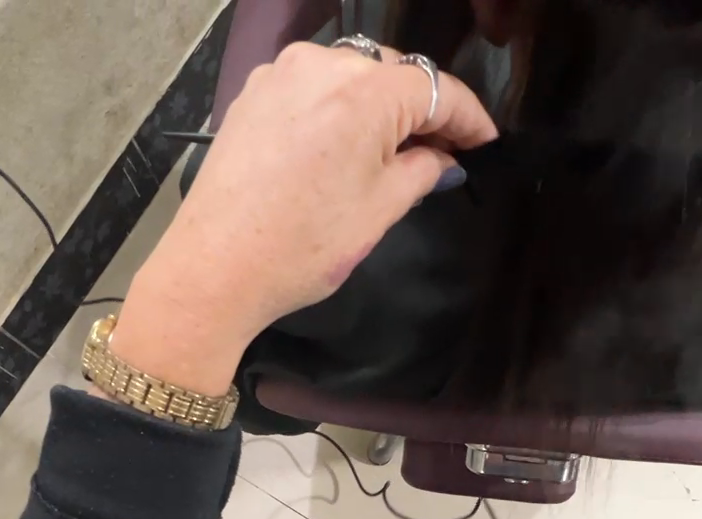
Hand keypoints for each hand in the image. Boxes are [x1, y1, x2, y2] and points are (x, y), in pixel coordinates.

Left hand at [109, 42, 498, 395]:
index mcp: (364, 93)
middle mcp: (323, 65)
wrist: (215, 269)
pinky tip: (340, 149)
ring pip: (350, 78)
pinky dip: (336, 112)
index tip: (486, 142)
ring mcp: (282, 75)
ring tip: (388, 156)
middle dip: (422, 112)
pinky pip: (312, 90)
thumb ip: (421, 172)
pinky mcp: (253, 95)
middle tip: (440, 155)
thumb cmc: (301, 248)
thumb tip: (445, 158)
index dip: (469, 117)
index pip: (437, 89)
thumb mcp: (377, 213)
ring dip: (377, 110)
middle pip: (393, 75)